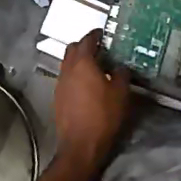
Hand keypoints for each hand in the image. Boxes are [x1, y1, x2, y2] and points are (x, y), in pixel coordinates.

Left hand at [54, 34, 130, 170]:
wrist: (80, 145)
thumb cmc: (103, 116)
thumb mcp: (121, 94)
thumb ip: (122, 74)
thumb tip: (120, 67)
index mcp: (82, 62)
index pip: (87, 40)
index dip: (96, 35)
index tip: (104, 34)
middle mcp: (68, 68)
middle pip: (74, 48)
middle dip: (86, 46)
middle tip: (101, 50)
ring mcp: (60, 82)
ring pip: (68, 63)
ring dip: (80, 61)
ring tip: (96, 69)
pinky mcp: (58, 96)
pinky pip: (66, 77)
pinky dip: (76, 75)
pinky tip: (87, 86)